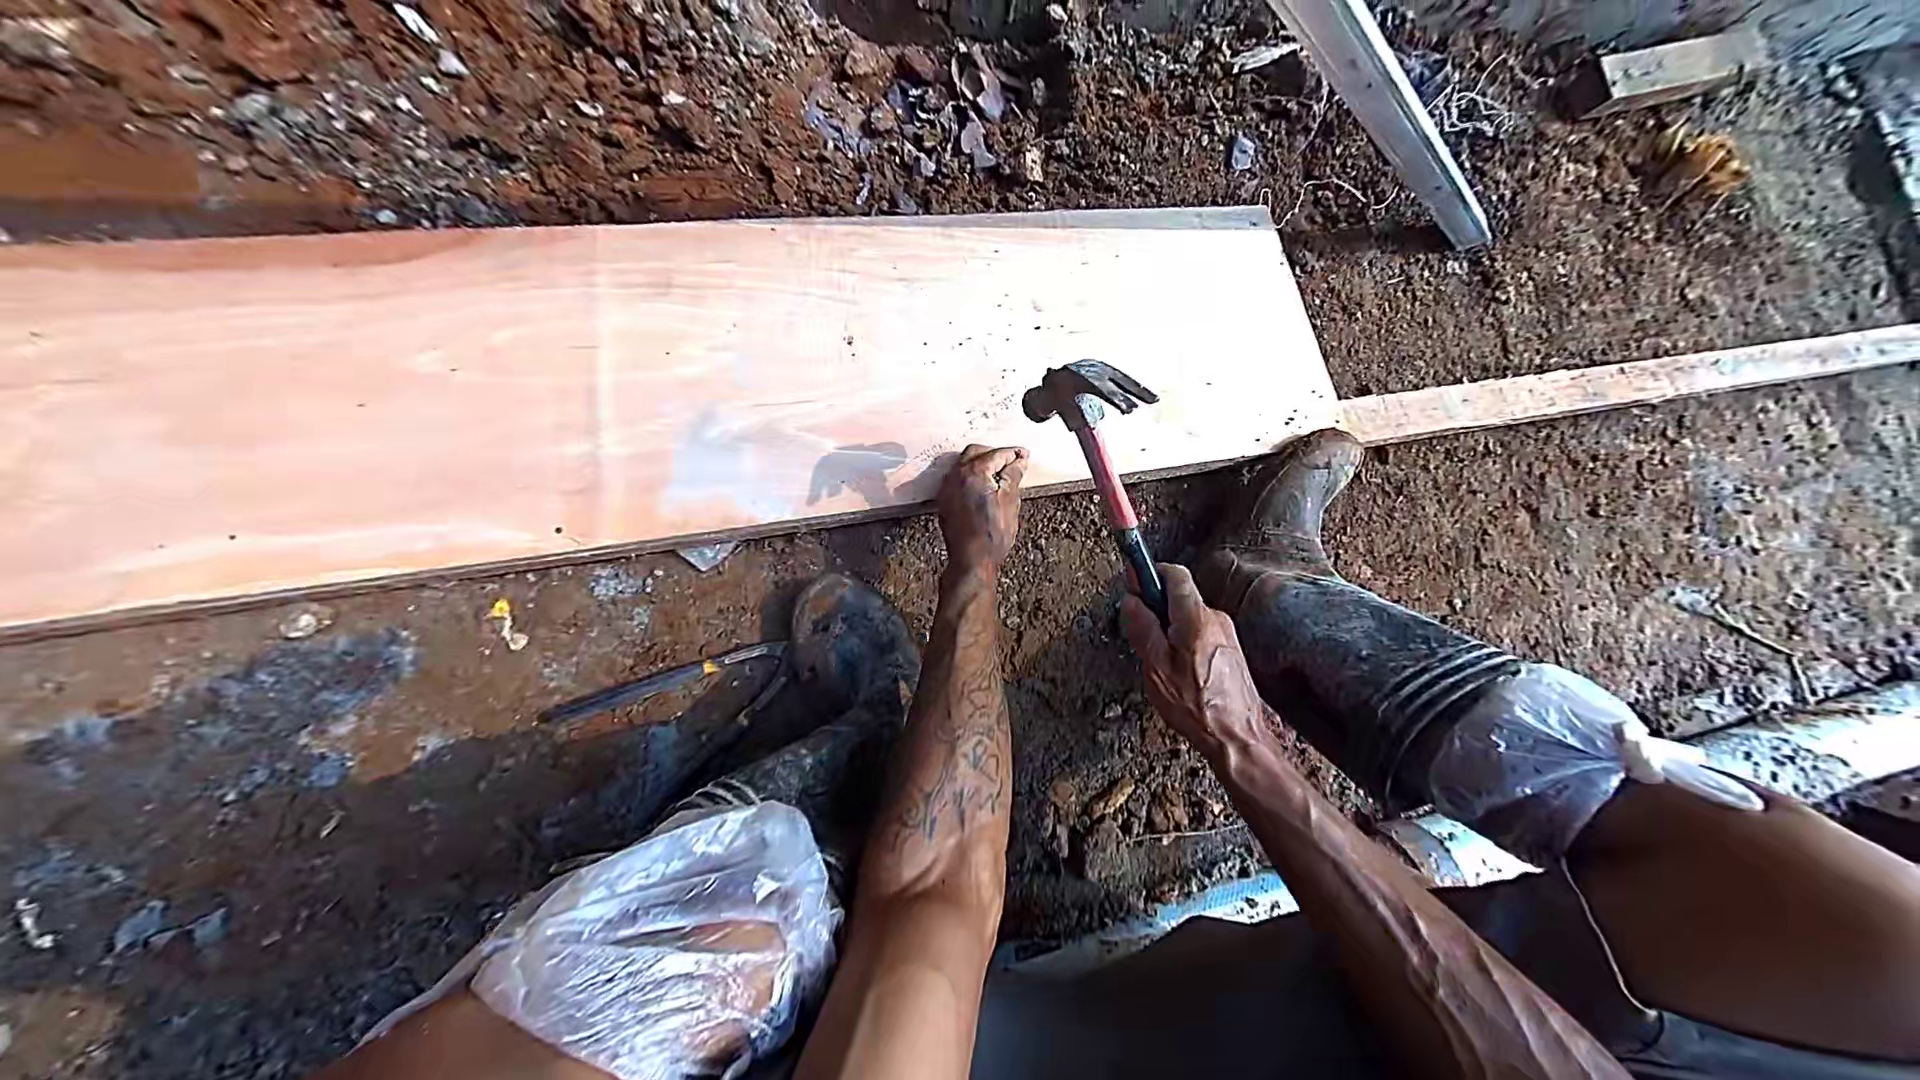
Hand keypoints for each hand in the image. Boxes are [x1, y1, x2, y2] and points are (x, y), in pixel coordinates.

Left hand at [937, 444, 1027, 570]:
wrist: (972, 559)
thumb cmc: (991, 536)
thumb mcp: (1010, 502)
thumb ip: (1013, 476)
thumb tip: (1019, 462)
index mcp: (973, 473)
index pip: (996, 454)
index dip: (1013, 453)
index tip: (1023, 455)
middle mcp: (955, 477)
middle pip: (975, 453)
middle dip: (994, 454)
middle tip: (1011, 462)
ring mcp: (947, 489)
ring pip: (963, 464)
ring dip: (980, 464)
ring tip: (998, 474)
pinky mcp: (945, 501)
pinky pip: (957, 479)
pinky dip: (970, 477)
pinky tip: (982, 486)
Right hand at [1120, 564, 1268, 759]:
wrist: (1236, 738)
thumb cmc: (1196, 706)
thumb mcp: (1155, 666)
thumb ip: (1141, 627)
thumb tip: (1131, 601)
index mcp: (1196, 617)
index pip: (1173, 573)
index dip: (1149, 574)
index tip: (1133, 585)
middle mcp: (1216, 619)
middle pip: (1179, 596)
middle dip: (1156, 608)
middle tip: (1142, 635)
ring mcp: (1226, 634)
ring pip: (1188, 616)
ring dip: (1170, 629)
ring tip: (1162, 662)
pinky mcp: (1230, 650)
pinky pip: (1200, 632)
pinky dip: (1184, 642)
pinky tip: (1179, 671)